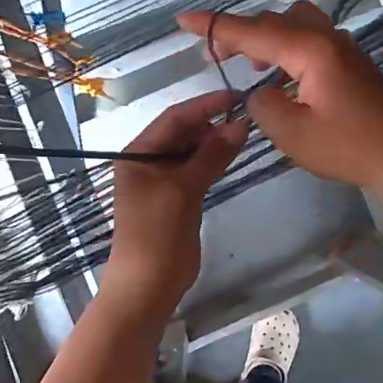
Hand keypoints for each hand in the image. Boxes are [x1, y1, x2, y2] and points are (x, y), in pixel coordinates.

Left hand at [102, 90, 248, 312]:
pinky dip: (212, 162)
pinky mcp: (177, 199)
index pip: (173, 118)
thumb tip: (240, 124)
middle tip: (245, 118)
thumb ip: (210, 156)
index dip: (204, 105)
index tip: (236, 96)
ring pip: (191, 152)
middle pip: (181, 133)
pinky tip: (232, 156)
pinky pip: (196, 171)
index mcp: (136, 154)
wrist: (147, 286)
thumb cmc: (156, 234)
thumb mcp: (182, 191)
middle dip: (210, 123)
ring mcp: (161, 182)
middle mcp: (146, 162)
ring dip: (214, 143)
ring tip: (244, 134)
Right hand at [176, 1, 382, 199]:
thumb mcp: (292, 134)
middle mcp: (328, 39)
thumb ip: (263, 106)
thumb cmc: (350, 148)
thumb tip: (260, 94)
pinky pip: (311, 41)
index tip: (184, 20)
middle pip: (274, 21)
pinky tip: (282, 77)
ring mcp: (344, 48)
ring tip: (248, 64)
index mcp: (310, 51)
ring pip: (295, 25)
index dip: (215, 27)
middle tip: (214, 57)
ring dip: (266, 38)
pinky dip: (287, 49)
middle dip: (239, 33)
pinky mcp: (353, 64)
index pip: (253, 31)